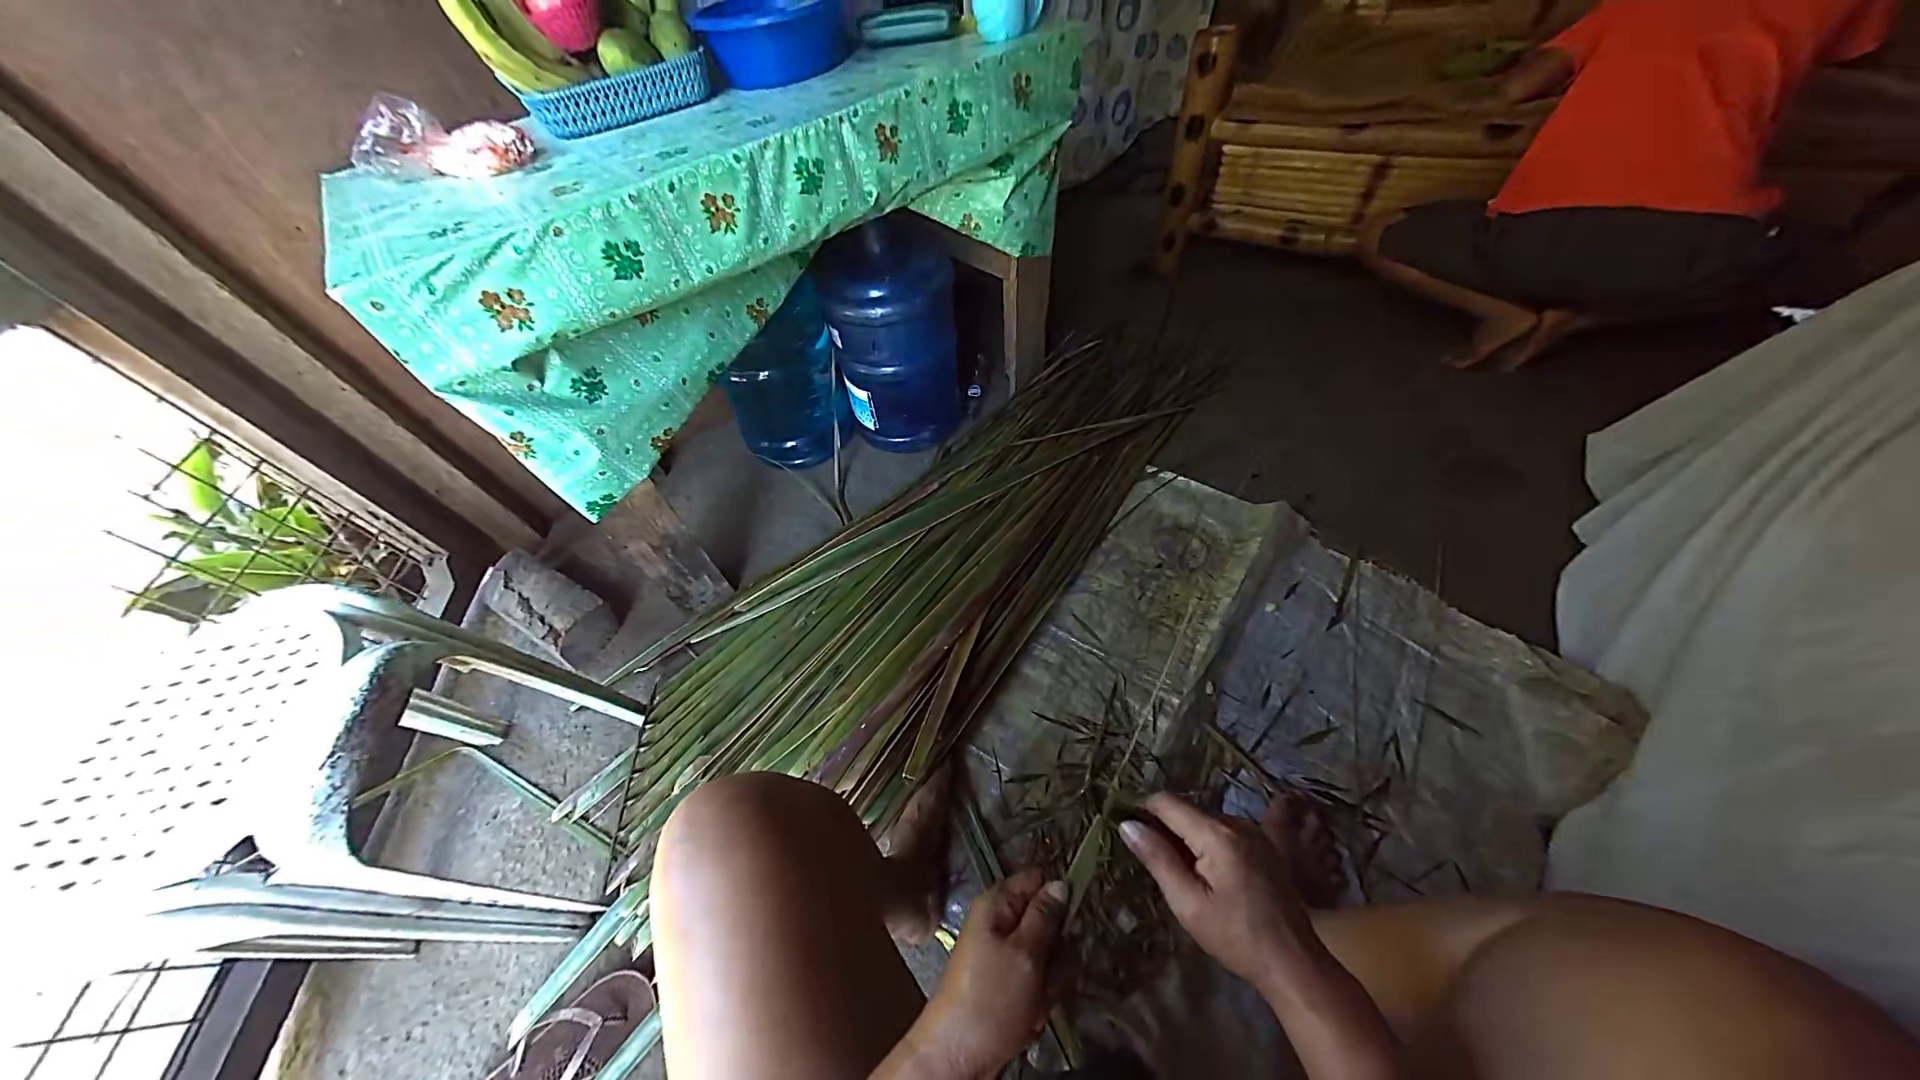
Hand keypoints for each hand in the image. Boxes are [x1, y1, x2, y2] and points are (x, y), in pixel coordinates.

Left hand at [904, 869, 1065, 1077]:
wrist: (958, 1057)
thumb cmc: (990, 1000)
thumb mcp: (1024, 954)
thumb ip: (1045, 916)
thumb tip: (1061, 882)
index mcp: (997, 904)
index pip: (1037, 879)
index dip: (1059, 897)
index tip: (1071, 923)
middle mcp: (1000, 922)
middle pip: (1048, 920)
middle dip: (1057, 950)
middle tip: (1047, 972)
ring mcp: (1005, 954)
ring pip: (1049, 955)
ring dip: (1051, 981)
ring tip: (1036, 1000)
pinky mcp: (1009, 983)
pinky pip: (1039, 982)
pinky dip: (1040, 1000)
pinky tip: (1030, 1016)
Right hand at [1119, 793, 1322, 996]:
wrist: (1294, 963)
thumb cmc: (1236, 937)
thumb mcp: (1188, 904)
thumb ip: (1157, 858)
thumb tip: (1127, 824)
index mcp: (1217, 834)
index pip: (1167, 802)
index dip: (1142, 811)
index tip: (1129, 832)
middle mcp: (1237, 823)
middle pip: (1186, 810)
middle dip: (1165, 829)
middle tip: (1157, 865)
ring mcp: (1254, 832)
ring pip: (1203, 820)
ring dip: (1186, 837)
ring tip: (1183, 875)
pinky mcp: (1263, 844)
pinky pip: (1223, 831)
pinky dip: (1207, 844)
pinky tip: (1208, 876)